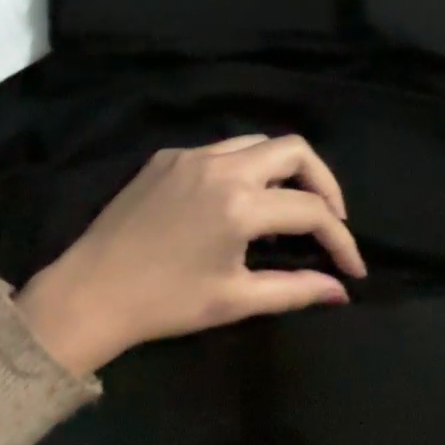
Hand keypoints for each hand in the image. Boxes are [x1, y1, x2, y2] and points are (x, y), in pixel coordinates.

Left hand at [14, 134, 366, 375]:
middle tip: (328, 219)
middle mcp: (219, 165)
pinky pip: (220, 150)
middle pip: (293, 148)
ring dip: (282, 170)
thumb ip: (295, 289)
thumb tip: (340, 290)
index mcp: (239, 203)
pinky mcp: (167, 155)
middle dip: (322, 181)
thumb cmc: (166, 302)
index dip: (341, 238)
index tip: (352, 266)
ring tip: (287, 210)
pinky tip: (239, 202)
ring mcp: (190, 154)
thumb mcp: (235, 299)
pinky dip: (244, 168)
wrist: (93, 288)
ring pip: (255, 142)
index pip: (311, 210)